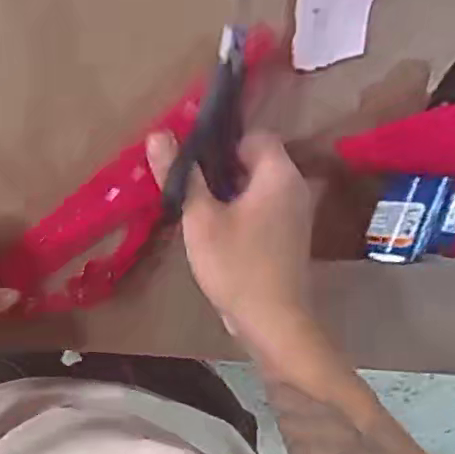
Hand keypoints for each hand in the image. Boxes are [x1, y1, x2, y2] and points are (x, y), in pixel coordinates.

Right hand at [146, 130, 316, 352]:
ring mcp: (295, 213)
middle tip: (185, 191)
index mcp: (278, 174)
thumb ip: (181, 177)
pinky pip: (262, 210)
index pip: (253, 136)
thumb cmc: (235, 264)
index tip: (191, 166)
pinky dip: (239, 214)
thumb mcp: (200, 220)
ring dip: (227, 195)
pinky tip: (215, 236)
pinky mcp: (288, 236)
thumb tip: (158, 135)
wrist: (270, 317)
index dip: (220, 145)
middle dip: (219, 172)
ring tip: (195, 215)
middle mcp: (295, 186)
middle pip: (254, 162)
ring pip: (257, 188)